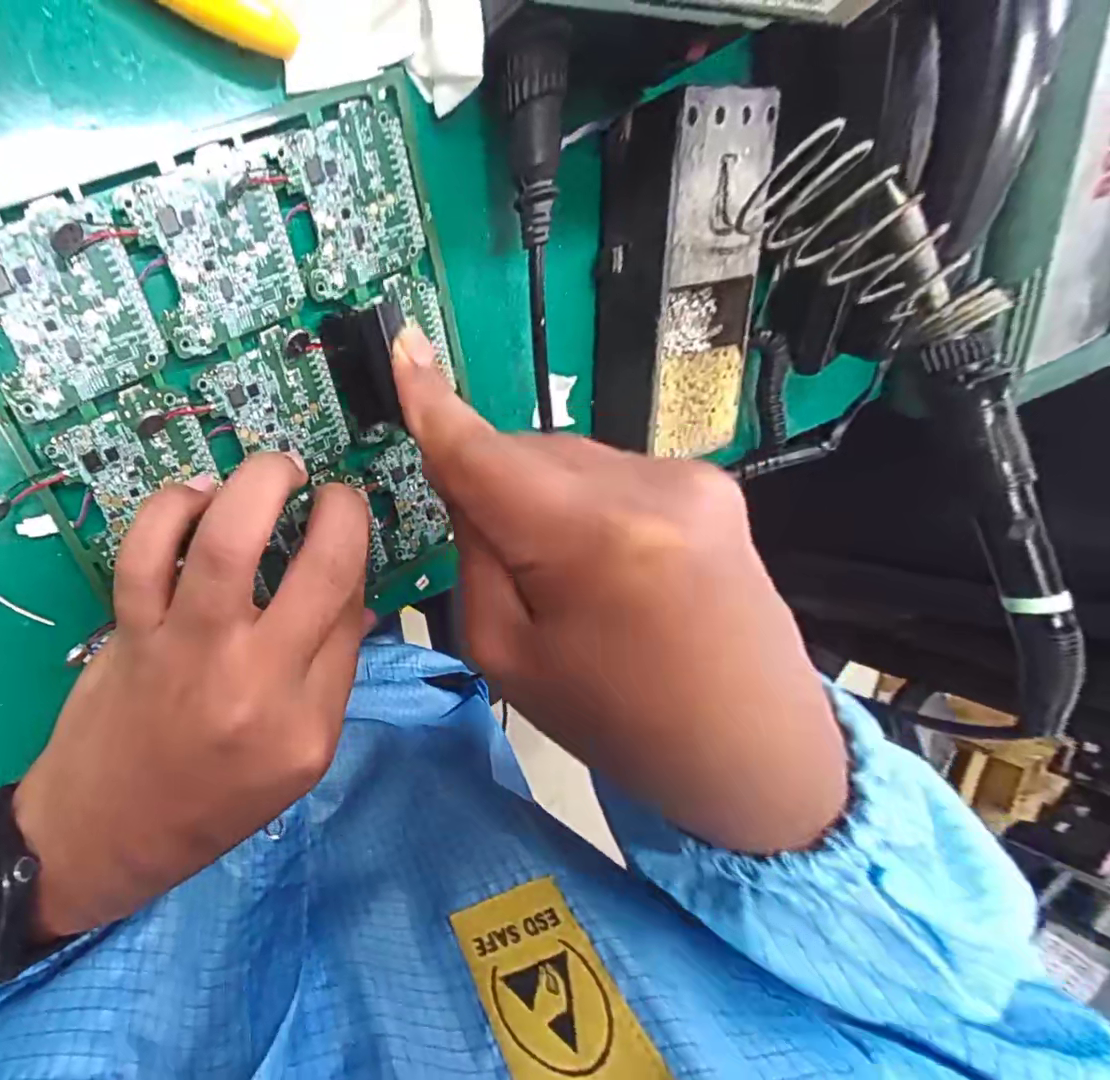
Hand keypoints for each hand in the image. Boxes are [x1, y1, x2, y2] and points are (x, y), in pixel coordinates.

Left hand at [13, 454, 371, 937]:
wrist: (107, 833)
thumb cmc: (207, 804)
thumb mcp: (292, 761)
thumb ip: (328, 673)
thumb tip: (349, 591)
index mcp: (307, 722)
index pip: (353, 608)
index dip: (353, 545)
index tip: (341, 519)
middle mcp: (255, 681)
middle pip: (317, 566)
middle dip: (332, 503)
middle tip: (317, 482)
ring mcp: (185, 652)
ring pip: (223, 541)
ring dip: (252, 484)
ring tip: (266, 471)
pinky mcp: (130, 634)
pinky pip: (146, 553)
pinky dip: (170, 508)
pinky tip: (190, 499)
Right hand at [391, 328, 845, 853]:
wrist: (756, 756)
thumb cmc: (611, 718)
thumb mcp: (502, 649)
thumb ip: (474, 555)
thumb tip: (467, 491)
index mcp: (592, 539)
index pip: (483, 453)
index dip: (432, 401)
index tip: (401, 345)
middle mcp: (649, 487)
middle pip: (518, 453)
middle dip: (480, 483)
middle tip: (482, 554)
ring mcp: (688, 479)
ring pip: (556, 458)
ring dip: (523, 493)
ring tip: (544, 568)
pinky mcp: (706, 485)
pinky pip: (598, 470)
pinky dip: (565, 498)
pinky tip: (583, 555)